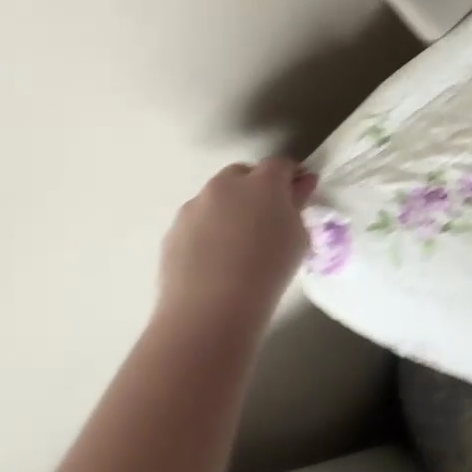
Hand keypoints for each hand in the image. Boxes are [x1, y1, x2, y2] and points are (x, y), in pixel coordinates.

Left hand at [156, 159, 316, 330]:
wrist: (211, 306)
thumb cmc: (269, 267)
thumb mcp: (298, 235)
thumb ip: (297, 204)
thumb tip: (299, 186)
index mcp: (262, 182)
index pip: (280, 164)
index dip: (290, 176)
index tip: (298, 194)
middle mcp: (225, 186)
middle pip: (242, 173)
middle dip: (256, 186)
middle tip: (268, 216)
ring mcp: (194, 207)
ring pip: (216, 196)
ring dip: (230, 207)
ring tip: (239, 240)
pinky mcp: (172, 230)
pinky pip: (197, 220)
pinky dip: (209, 228)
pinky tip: (217, 257)